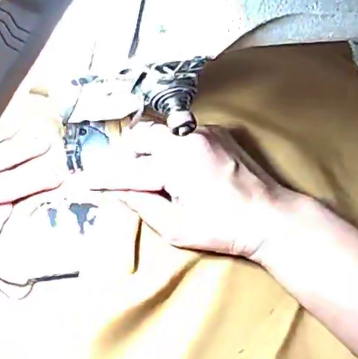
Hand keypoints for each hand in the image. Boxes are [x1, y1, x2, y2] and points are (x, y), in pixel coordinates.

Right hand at [80, 122, 301, 259]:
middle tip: (119, 174)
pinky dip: (171, 145)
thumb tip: (120, 193)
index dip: (104, 176)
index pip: (127, 169)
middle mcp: (187, 140)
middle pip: (139, 135)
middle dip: (124, 154)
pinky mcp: (218, 133)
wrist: (271, 217)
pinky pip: (181, 131)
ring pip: (159, 130)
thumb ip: (142, 205)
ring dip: (147, 147)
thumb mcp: (175, 227)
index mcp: (174, 163)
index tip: (86, 179)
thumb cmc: (226, 228)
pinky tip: (175, 166)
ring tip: (147, 171)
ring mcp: (204, 133)